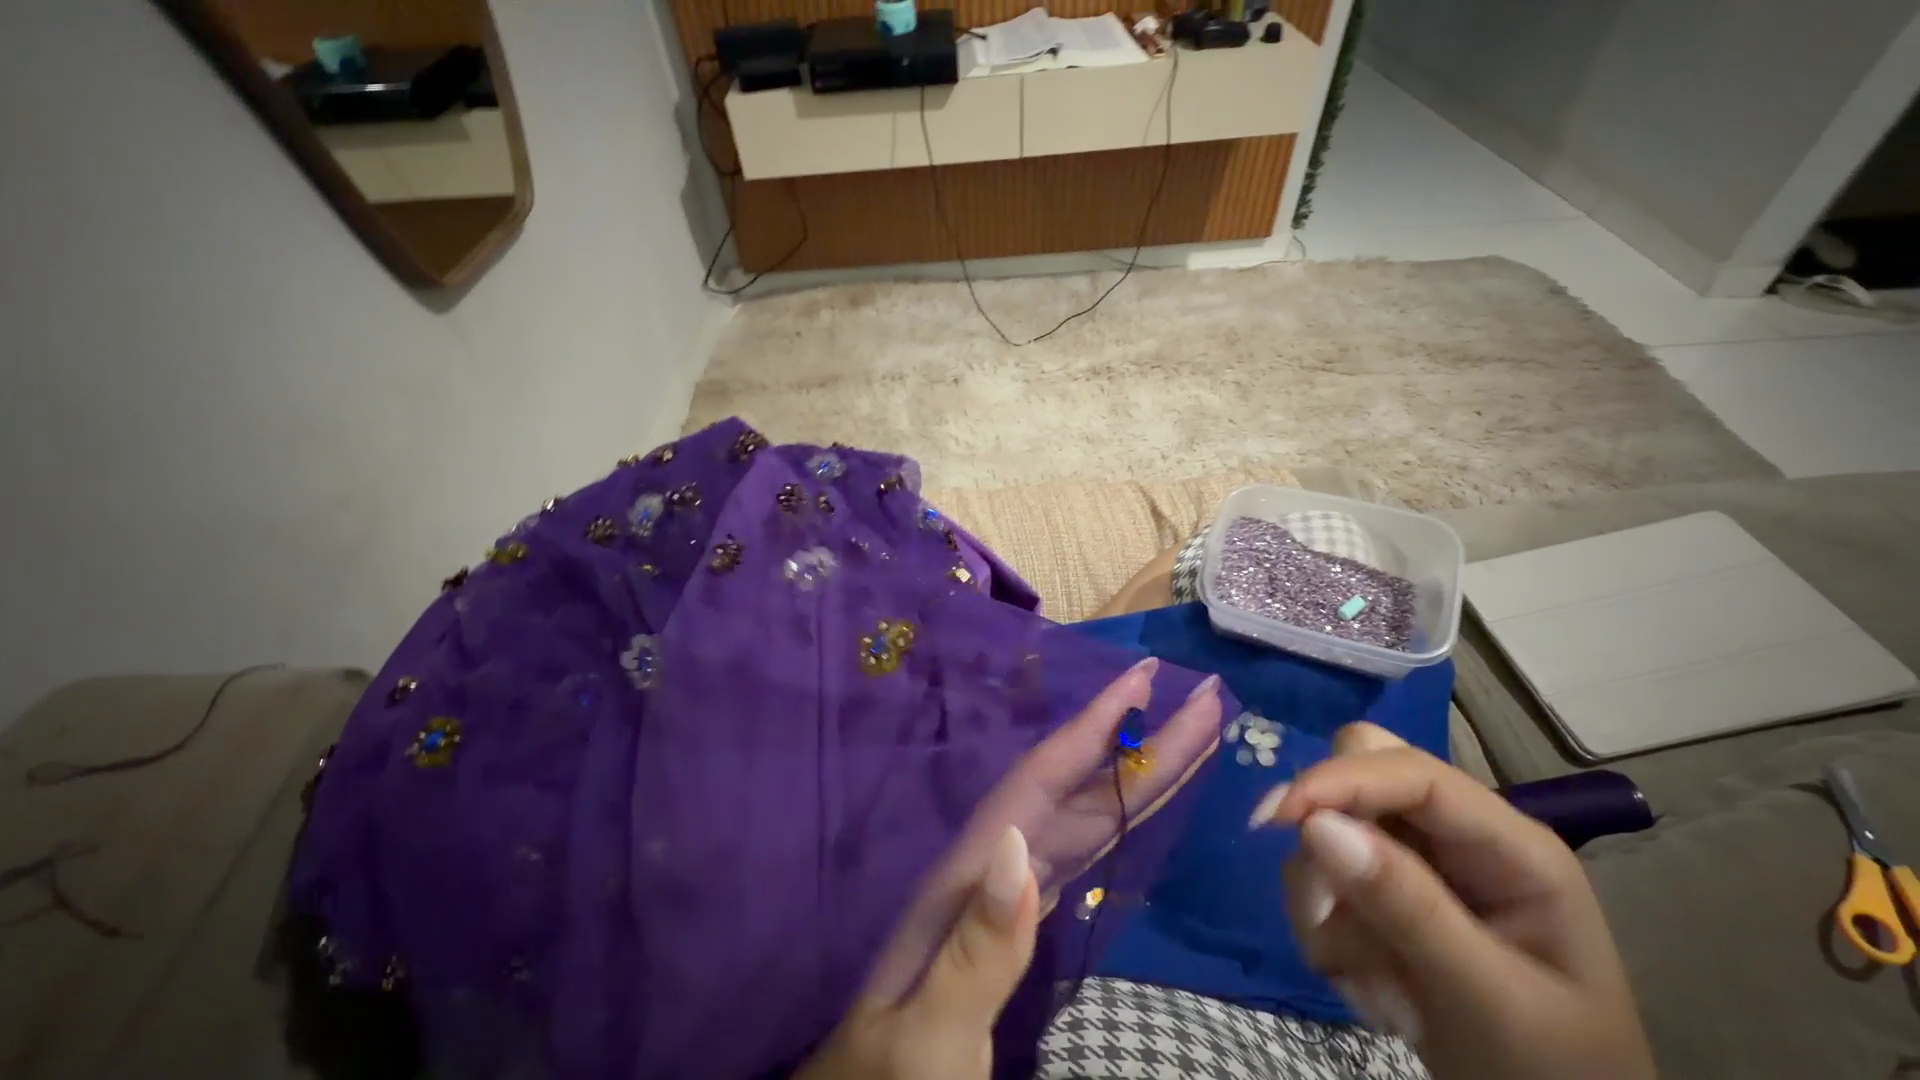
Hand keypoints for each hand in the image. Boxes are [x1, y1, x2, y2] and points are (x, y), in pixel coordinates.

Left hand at [798, 660, 1222, 1078]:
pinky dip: (1114, 824)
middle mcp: (988, 869)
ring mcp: (1003, 895)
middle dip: (1136, 743)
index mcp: (966, 877)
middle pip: (1072, 791)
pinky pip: (1077, 856)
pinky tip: (1134, 808)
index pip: (1038, 783)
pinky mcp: (1016, 923)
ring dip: (1134, 776)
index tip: (1144, 680)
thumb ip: (976, 947)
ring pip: (1080, 819)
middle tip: (1201, 702)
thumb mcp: (929, 1033)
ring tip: (1190, 739)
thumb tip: (1020, 843)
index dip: (1092, 727)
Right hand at [1251, 723, 1657, 1079]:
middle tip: (1322, 910)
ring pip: (1327, 839)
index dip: (1339, 779)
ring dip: (1327, 912)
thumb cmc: (1552, 1068)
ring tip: (1377, 994)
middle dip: (1324, 838)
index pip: (1412, 773)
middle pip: (1361, 780)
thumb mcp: (1490, 997)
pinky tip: (1377, 997)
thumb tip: (1316, 826)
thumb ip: (1408, 908)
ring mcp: (1417, 872)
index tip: (1275, 819)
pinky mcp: (1384, 906)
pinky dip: (1329, 942)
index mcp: (1509, 846)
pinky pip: (1323, 890)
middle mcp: (1457, 842)